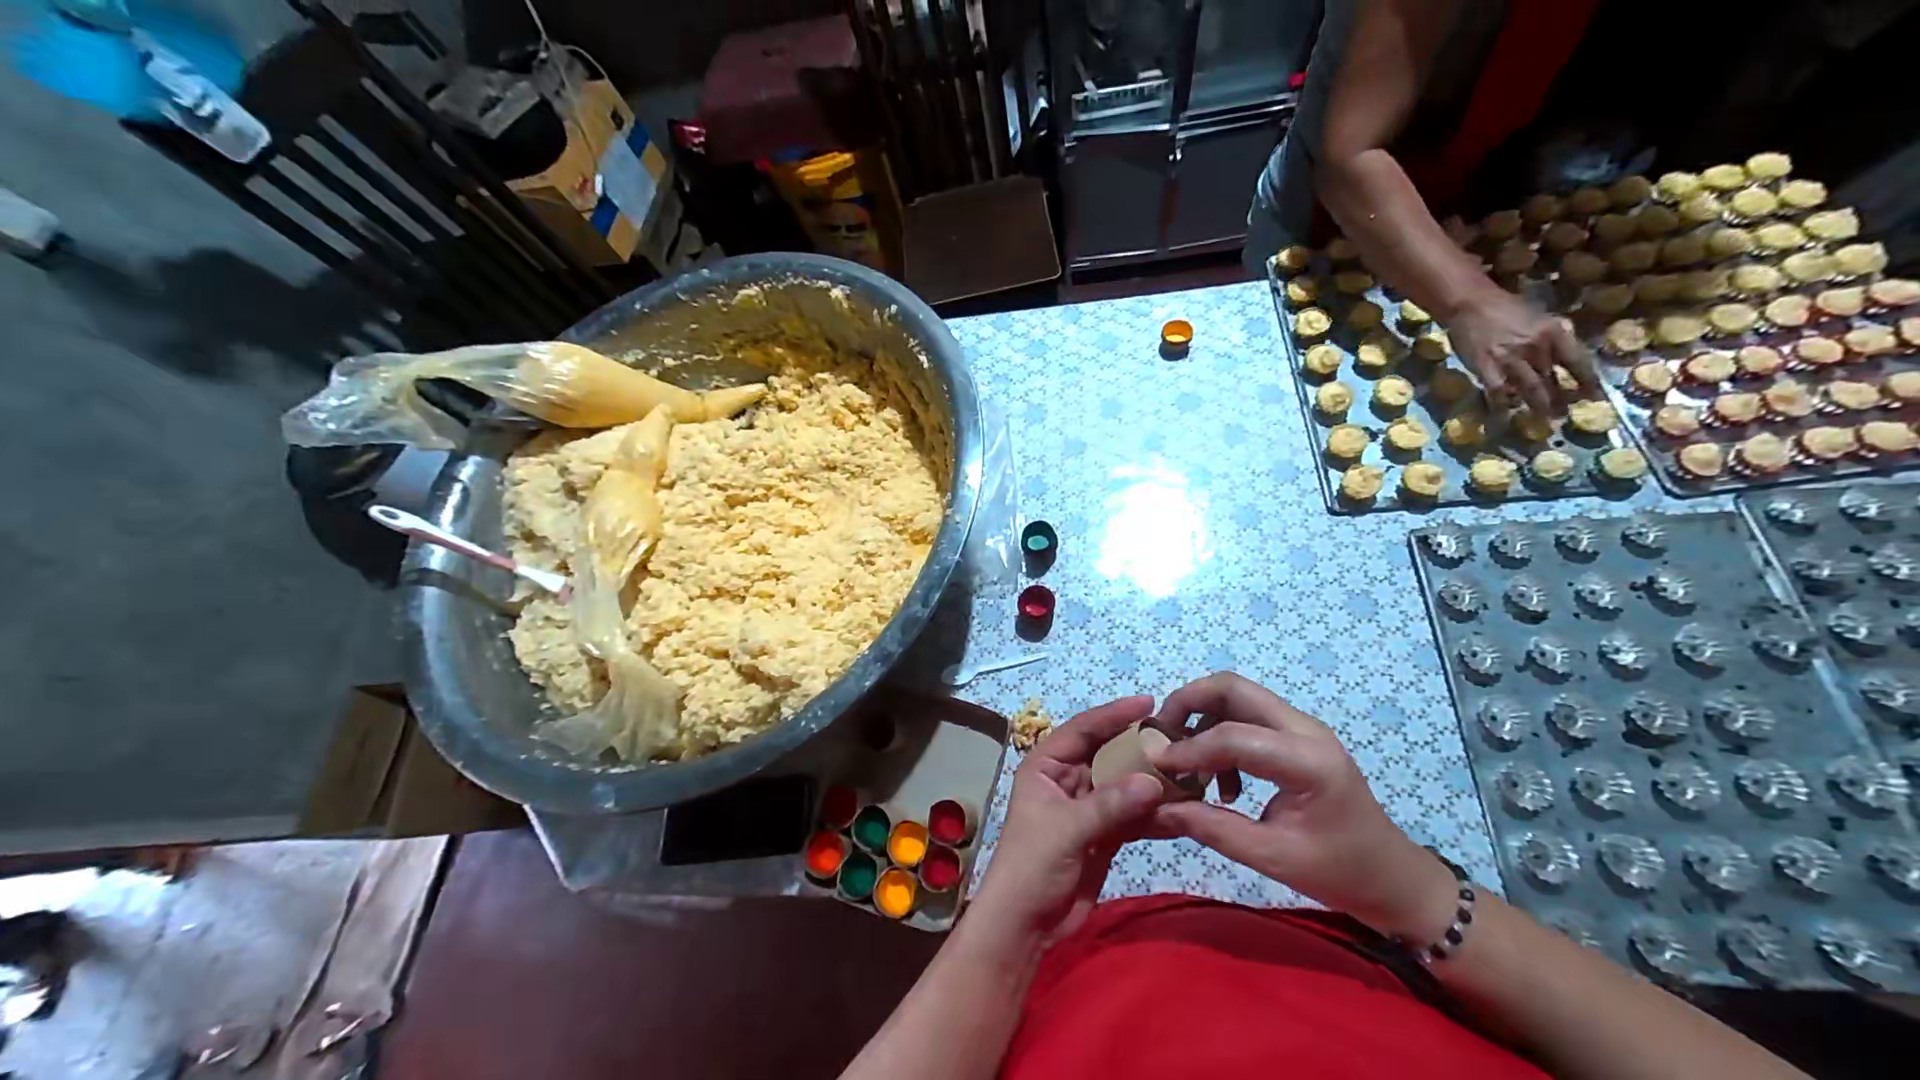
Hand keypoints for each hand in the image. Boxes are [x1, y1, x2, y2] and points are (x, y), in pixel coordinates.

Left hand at [970, 696, 1166, 945]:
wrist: (1026, 926)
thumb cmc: (1031, 867)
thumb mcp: (1066, 830)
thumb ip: (1109, 805)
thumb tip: (1153, 781)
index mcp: (1046, 765)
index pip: (1083, 730)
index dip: (1114, 714)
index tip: (1149, 703)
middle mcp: (1067, 779)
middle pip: (1109, 754)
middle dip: (1142, 748)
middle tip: (1181, 739)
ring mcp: (1088, 807)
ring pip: (1125, 785)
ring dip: (1154, 782)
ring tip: (1192, 773)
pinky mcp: (1104, 834)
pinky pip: (1134, 816)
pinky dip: (1155, 814)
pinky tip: (1184, 811)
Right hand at [1147, 673, 1457, 941]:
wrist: (1393, 879)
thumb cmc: (1338, 872)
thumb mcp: (1271, 858)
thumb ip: (1211, 827)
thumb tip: (1157, 807)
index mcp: (1308, 761)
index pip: (1233, 736)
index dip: (1187, 749)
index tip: (1156, 767)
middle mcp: (1305, 730)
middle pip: (1231, 687)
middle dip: (1187, 703)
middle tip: (1161, 736)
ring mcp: (1302, 728)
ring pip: (1236, 697)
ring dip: (1202, 720)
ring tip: (1188, 766)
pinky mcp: (1296, 737)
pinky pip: (1246, 717)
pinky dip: (1220, 735)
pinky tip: (1220, 783)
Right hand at [1447, 286, 1596, 418]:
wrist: (1470, 304)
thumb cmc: (1505, 307)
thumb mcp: (1539, 316)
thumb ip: (1553, 334)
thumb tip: (1565, 352)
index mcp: (1554, 333)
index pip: (1578, 362)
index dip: (1588, 382)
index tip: (1595, 397)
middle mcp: (1536, 348)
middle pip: (1554, 380)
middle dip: (1561, 400)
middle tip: (1565, 416)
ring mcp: (1510, 360)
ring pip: (1530, 390)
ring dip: (1538, 407)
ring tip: (1544, 421)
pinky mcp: (1486, 368)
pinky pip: (1497, 393)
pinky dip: (1501, 407)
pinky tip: (1503, 418)